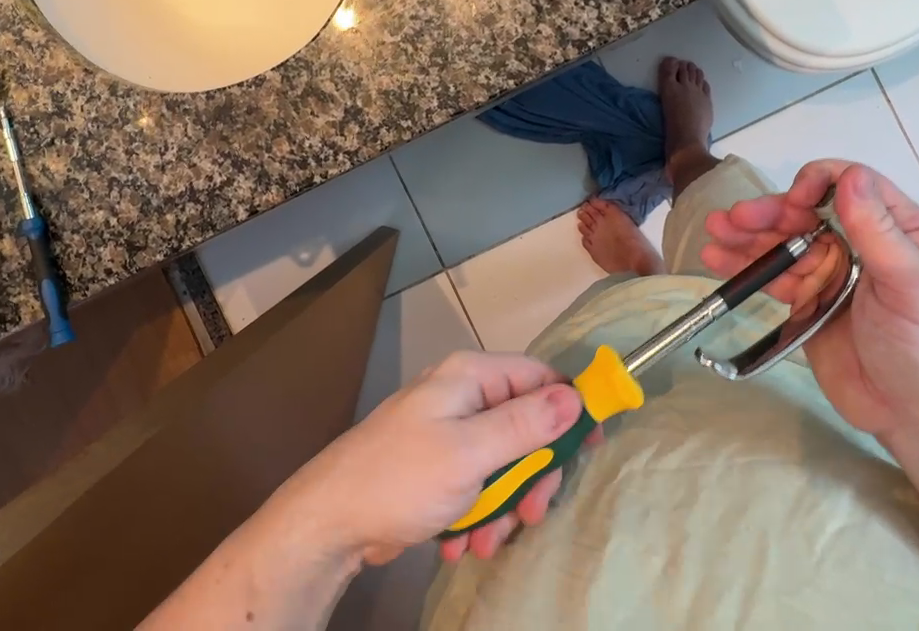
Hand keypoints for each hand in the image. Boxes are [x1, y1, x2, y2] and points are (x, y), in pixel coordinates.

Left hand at [271, 351, 583, 566]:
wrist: (330, 523)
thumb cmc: (402, 477)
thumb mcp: (471, 452)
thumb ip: (526, 424)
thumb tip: (576, 397)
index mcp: (470, 377)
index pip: (538, 377)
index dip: (568, 410)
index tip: (589, 449)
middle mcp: (462, 396)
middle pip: (525, 426)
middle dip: (530, 476)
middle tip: (532, 514)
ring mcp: (448, 432)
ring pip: (504, 463)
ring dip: (503, 506)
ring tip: (486, 540)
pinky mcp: (437, 466)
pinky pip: (478, 483)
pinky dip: (477, 513)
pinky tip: (462, 542)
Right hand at [701, 162, 918, 445]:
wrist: (916, 418)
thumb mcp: (912, 284)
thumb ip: (879, 231)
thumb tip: (850, 175)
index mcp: (896, 230)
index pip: (853, 185)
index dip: (818, 183)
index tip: (795, 202)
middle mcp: (861, 244)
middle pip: (807, 212)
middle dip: (770, 212)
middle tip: (734, 218)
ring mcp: (832, 273)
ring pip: (784, 241)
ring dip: (748, 235)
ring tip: (714, 232)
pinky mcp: (809, 302)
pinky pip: (773, 276)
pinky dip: (744, 266)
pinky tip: (716, 260)